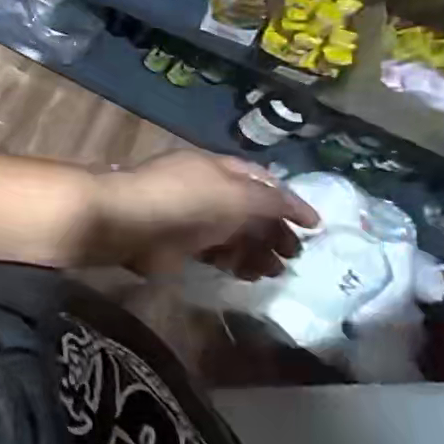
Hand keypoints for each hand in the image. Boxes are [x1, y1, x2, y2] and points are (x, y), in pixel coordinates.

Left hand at [94, 152, 320, 279]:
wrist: (130, 221)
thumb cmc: (187, 200)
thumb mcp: (238, 195)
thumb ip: (273, 203)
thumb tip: (305, 212)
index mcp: (220, 168)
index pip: (261, 181)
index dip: (287, 202)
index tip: (313, 227)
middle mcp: (207, 188)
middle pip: (248, 209)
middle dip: (273, 231)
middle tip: (292, 256)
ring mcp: (192, 216)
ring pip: (233, 232)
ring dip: (256, 251)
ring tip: (272, 272)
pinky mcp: (179, 244)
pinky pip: (214, 251)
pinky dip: (232, 261)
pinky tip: (244, 274)